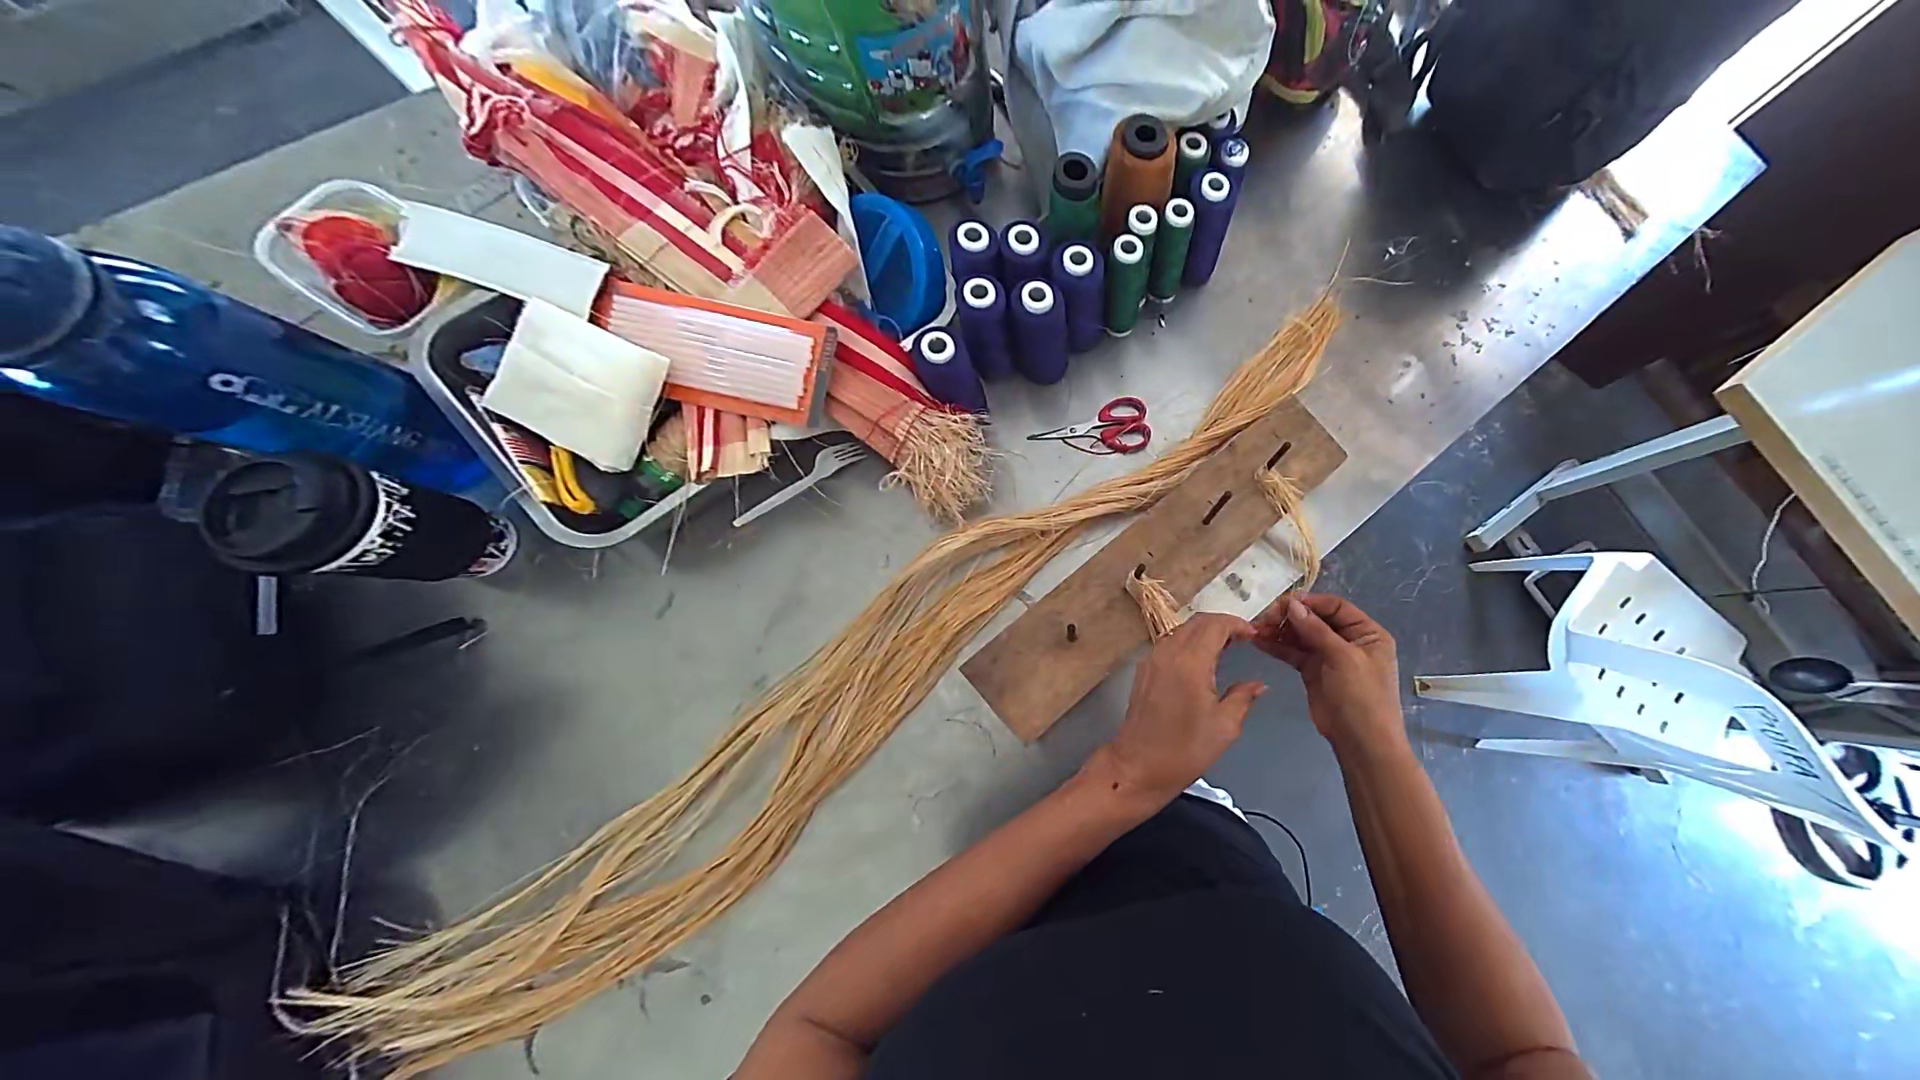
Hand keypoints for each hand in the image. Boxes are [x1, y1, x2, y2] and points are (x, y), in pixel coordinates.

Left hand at [1100, 613, 1265, 804]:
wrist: (1139, 765)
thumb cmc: (1185, 749)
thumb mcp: (1225, 726)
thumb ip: (1243, 697)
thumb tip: (1258, 684)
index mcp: (1190, 663)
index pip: (1214, 625)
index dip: (1237, 624)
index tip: (1255, 634)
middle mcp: (1167, 653)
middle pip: (1196, 623)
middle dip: (1222, 624)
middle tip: (1244, 638)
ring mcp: (1151, 660)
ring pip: (1181, 631)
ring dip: (1204, 632)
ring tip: (1227, 647)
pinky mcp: (1144, 670)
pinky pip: (1169, 644)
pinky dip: (1188, 643)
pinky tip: (1202, 660)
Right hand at [1252, 594, 1405, 752]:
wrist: (1360, 740)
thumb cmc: (1362, 695)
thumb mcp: (1342, 657)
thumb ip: (1315, 629)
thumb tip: (1291, 604)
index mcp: (1366, 633)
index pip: (1335, 607)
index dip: (1310, 602)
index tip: (1282, 604)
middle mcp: (1348, 640)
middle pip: (1314, 619)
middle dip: (1289, 617)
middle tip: (1263, 619)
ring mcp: (1329, 656)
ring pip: (1300, 635)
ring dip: (1279, 631)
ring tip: (1255, 630)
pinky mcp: (1312, 670)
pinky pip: (1292, 652)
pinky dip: (1277, 646)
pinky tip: (1259, 642)